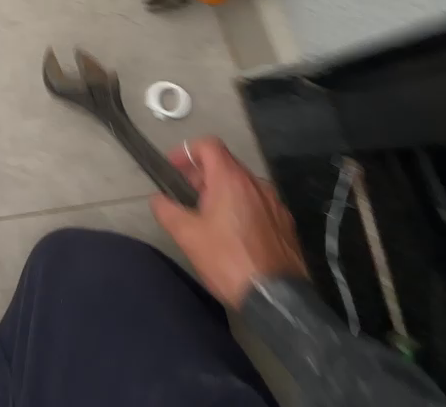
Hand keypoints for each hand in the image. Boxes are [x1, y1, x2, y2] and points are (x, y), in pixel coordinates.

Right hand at [151, 137, 306, 306]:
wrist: (278, 300)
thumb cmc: (227, 259)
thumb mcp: (186, 235)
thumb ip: (166, 210)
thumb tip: (158, 199)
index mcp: (231, 180)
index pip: (209, 145)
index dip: (187, 151)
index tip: (173, 167)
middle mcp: (257, 184)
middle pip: (226, 164)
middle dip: (202, 173)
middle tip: (185, 191)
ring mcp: (275, 205)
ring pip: (244, 185)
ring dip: (223, 190)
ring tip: (208, 212)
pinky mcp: (287, 225)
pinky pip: (259, 204)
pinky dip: (242, 206)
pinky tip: (233, 231)